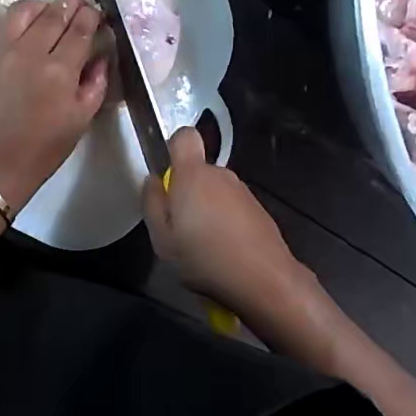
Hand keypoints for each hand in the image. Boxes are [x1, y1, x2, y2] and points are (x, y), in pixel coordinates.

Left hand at [0, 0, 108, 208]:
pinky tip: (26, 24)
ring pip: (26, 10)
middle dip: (70, 5)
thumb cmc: (42, 149)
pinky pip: (3, 22)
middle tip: (79, 2)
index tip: (96, 12)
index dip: (90, 17)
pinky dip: (19, 16)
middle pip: (55, 15)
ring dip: (44, 6)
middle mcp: (32, 51)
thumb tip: (101, 57)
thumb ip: (95, 85)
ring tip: (51, 10)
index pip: (80, 31)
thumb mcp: (80, 121)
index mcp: (61, 71)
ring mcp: (3, 49)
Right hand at [142, 127, 310, 316]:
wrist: (263, 278)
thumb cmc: (205, 258)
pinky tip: (224, 251)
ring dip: (207, 210)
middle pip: (198, 171)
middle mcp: (221, 175)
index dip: (173, 148)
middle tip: (180, 227)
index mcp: (193, 175)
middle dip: (188, 192)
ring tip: (204, 245)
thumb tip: (153, 180)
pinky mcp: (259, 209)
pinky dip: (226, 222)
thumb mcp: (162, 239)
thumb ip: (152, 204)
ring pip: (215, 191)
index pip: (184, 136)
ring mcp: (243, 191)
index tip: (167, 177)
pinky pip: (232, 207)